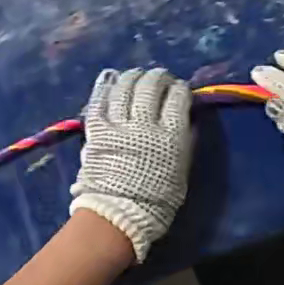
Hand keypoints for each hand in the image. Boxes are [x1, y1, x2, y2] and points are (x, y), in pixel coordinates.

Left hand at [70, 67, 192, 260]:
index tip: (179, 87)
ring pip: (124, 89)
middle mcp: (145, 125)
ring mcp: (118, 125)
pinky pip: (99, 100)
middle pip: (150, 89)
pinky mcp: (96, 129)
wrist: (118, 211)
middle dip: (157, 78)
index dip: (179, 89)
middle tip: (158, 76)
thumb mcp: (181, 169)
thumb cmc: (156, 198)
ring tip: (136, 74)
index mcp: (171, 137)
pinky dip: (104, 86)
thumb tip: (187, 119)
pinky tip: (109, 77)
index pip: (178, 100)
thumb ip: (185, 142)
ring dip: (131, 77)